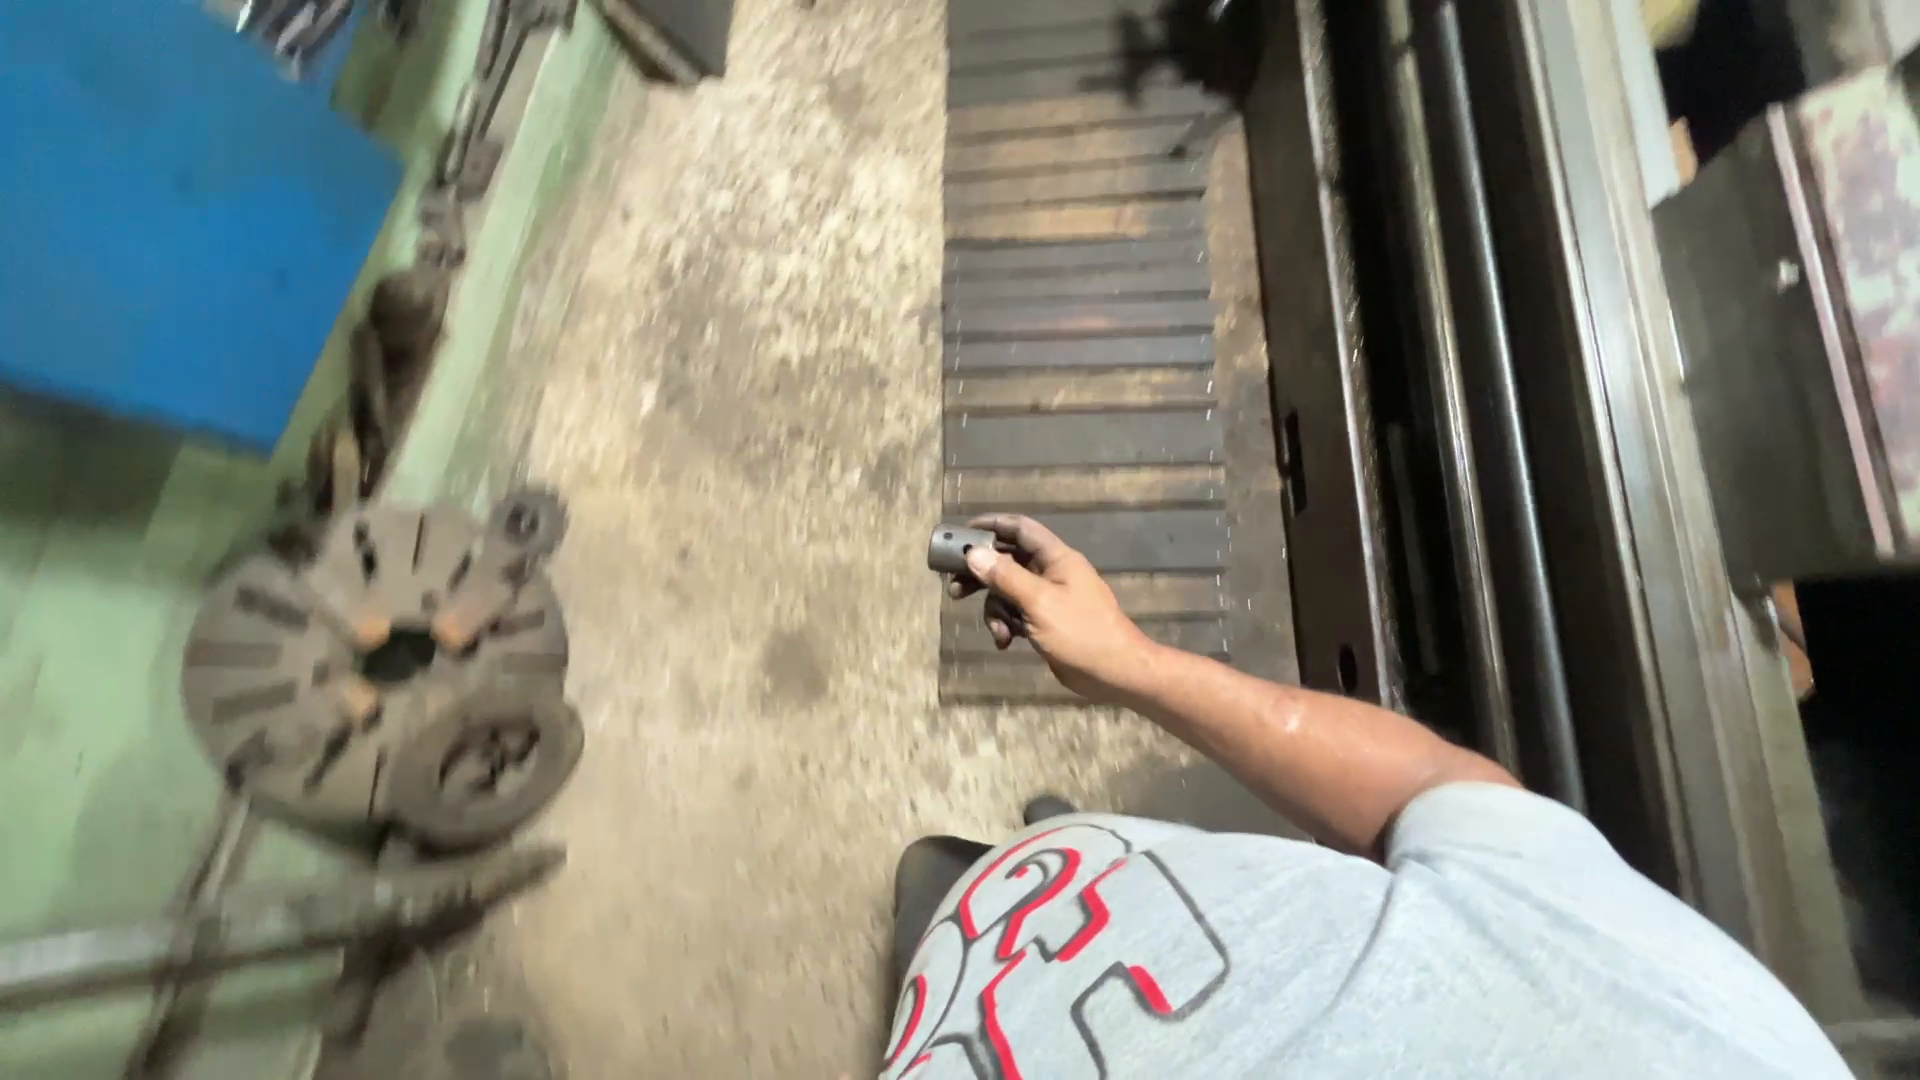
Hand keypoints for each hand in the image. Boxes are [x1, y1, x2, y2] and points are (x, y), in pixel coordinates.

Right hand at [948, 514, 1160, 703]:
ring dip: (996, 610)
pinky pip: (1016, 614)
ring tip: (999, 631)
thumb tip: (974, 552)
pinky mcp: (1046, 621)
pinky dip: (1007, 625)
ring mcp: (1049, 598)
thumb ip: (1005, 576)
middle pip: (1007, 561)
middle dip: (982, 575)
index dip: (992, 525)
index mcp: (1056, 558)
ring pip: (1008, 592)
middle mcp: (1051, 572)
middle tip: (954, 588)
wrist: (1115, 673)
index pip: (1020, 529)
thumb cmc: (1081, 632)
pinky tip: (1006, 642)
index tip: (963, 532)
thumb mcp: (1038, 602)